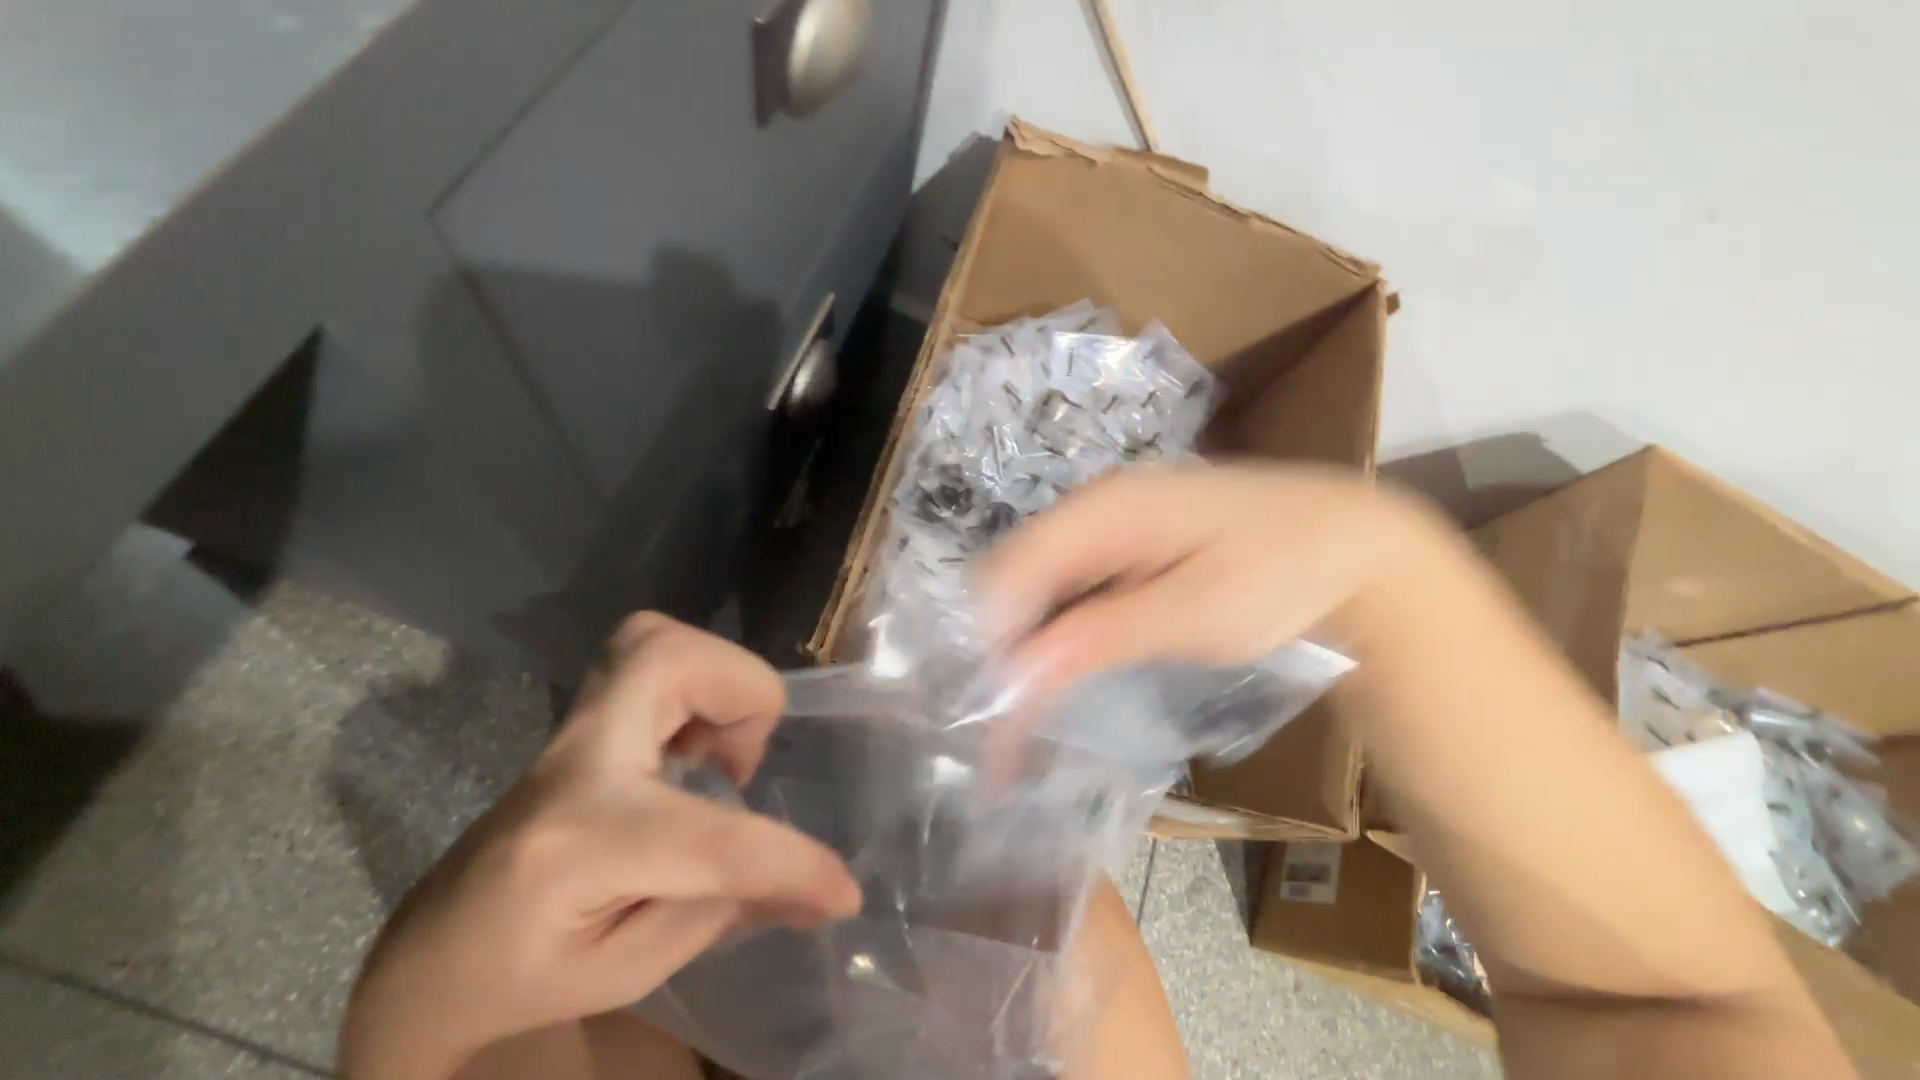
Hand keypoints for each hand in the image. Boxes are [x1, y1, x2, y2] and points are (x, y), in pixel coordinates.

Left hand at [339, 615, 861, 1079]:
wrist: (430, 954)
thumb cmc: (520, 977)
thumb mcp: (628, 969)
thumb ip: (724, 912)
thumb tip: (819, 890)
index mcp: (581, 844)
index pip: (713, 838)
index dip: (795, 864)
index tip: (842, 891)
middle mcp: (576, 763)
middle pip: (669, 658)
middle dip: (744, 694)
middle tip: (743, 768)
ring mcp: (570, 732)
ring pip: (658, 640)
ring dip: (719, 681)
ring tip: (720, 755)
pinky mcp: (579, 723)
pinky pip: (647, 657)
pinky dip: (696, 684)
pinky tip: (694, 748)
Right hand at [982, 462, 1443, 692]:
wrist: (1359, 545)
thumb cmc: (1283, 575)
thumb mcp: (1194, 615)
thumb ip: (1099, 637)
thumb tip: (1016, 671)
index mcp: (1103, 508)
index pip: (1009, 572)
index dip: (988, 639)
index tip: (990, 709)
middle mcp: (1094, 505)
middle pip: (1016, 576)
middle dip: (1000, 646)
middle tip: (1001, 723)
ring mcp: (1111, 522)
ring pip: (1039, 585)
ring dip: (1025, 643)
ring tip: (1020, 710)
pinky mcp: (1129, 543)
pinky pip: (1070, 586)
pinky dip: (1058, 631)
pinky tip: (1061, 672)